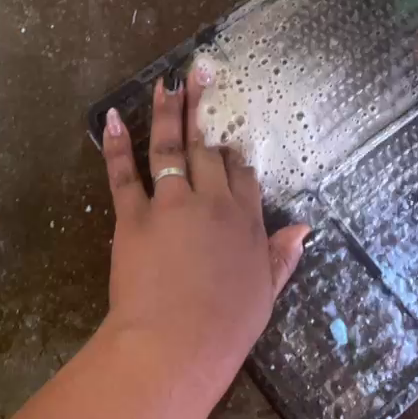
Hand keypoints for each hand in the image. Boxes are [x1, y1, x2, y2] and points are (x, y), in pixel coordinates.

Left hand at [98, 65, 310, 396]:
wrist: (175, 346)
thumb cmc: (225, 328)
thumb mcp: (265, 294)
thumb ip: (281, 256)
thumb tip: (303, 227)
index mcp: (244, 221)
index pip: (242, 170)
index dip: (235, 142)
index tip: (229, 118)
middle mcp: (210, 202)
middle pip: (208, 147)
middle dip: (205, 107)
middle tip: (201, 72)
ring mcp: (171, 205)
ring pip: (169, 147)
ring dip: (168, 111)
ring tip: (167, 82)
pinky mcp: (133, 216)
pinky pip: (124, 174)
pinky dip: (117, 145)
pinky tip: (114, 116)